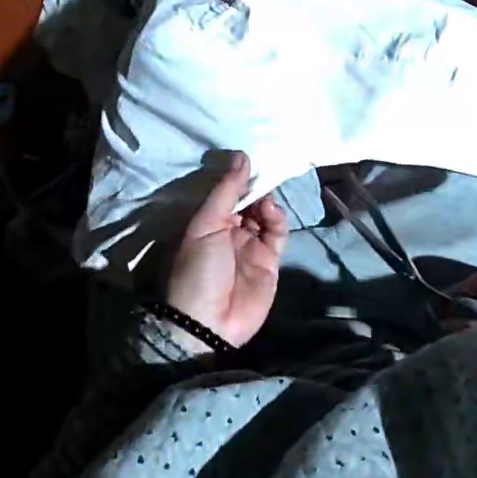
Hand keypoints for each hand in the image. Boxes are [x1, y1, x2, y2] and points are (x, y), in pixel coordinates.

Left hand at [166, 152, 287, 347]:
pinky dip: (278, 219)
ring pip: (265, 214)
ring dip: (266, 201)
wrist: (209, 321)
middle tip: (264, 173)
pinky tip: (271, 212)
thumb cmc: (198, 269)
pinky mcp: (270, 260)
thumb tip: (242, 156)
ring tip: (265, 200)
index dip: (238, 177)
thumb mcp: (205, 226)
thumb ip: (225, 191)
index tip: (249, 158)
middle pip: (248, 201)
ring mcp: (250, 245)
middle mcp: (229, 231)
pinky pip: (278, 232)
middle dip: (256, 187)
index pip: (226, 193)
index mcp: (208, 222)